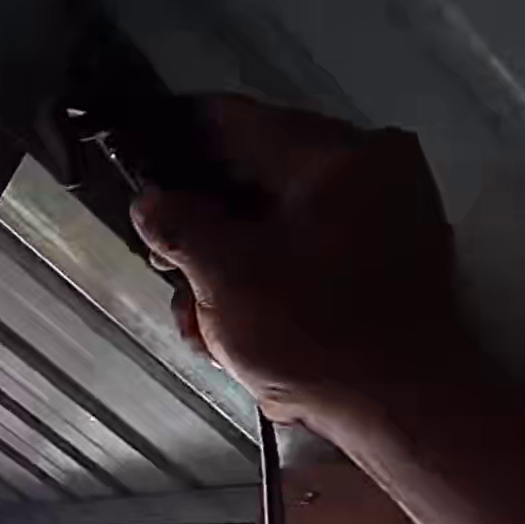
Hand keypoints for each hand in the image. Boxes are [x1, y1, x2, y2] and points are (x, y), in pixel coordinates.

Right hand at [131, 97, 480, 429]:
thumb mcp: (228, 277)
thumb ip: (183, 229)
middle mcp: (359, 176)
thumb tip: (146, 199)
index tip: (137, 148)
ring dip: (212, 275)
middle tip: (166, 266)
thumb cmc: (309, 330)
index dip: (181, 137)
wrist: (387, 398)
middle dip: (195, 233)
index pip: (241, 124)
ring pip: (254, 228)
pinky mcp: (356, 258)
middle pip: (243, 183)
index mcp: (339, 162)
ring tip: (204, 324)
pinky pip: (279, 256)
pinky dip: (243, 290)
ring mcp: (362, 218)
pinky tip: (228, 329)